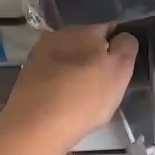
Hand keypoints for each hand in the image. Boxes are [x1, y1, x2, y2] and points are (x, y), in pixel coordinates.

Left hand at [0, 26, 138, 148]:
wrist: (36, 126)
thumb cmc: (85, 97)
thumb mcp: (119, 71)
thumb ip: (126, 47)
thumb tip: (124, 37)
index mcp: (85, 30)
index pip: (110, 28)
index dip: (119, 46)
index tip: (122, 67)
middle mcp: (60, 35)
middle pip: (86, 42)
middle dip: (96, 57)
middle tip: (105, 83)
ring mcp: (39, 54)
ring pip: (68, 57)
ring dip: (77, 70)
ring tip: (83, 95)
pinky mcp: (27, 74)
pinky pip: (53, 73)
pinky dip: (61, 82)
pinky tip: (64, 100)